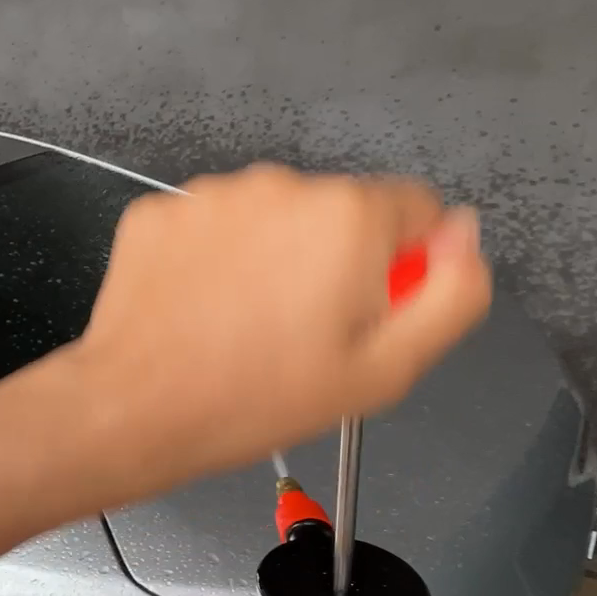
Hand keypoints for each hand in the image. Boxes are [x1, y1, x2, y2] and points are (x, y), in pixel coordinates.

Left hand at [51, 165, 489, 507]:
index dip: (396, 264)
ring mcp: (205, 197)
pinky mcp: (154, 215)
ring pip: (264, 217)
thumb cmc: (249, 399)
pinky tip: (196, 305)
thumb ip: (451, 294)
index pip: (412, 210)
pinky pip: (204, 227)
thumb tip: (462, 238)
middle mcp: (274, 187)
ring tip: (237, 321)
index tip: (360, 308)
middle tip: (293, 326)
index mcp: (345, 214)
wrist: (133, 408)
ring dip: (263, 254)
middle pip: (332, 211)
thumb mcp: (384, 370)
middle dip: (327, 258)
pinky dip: (206, 257)